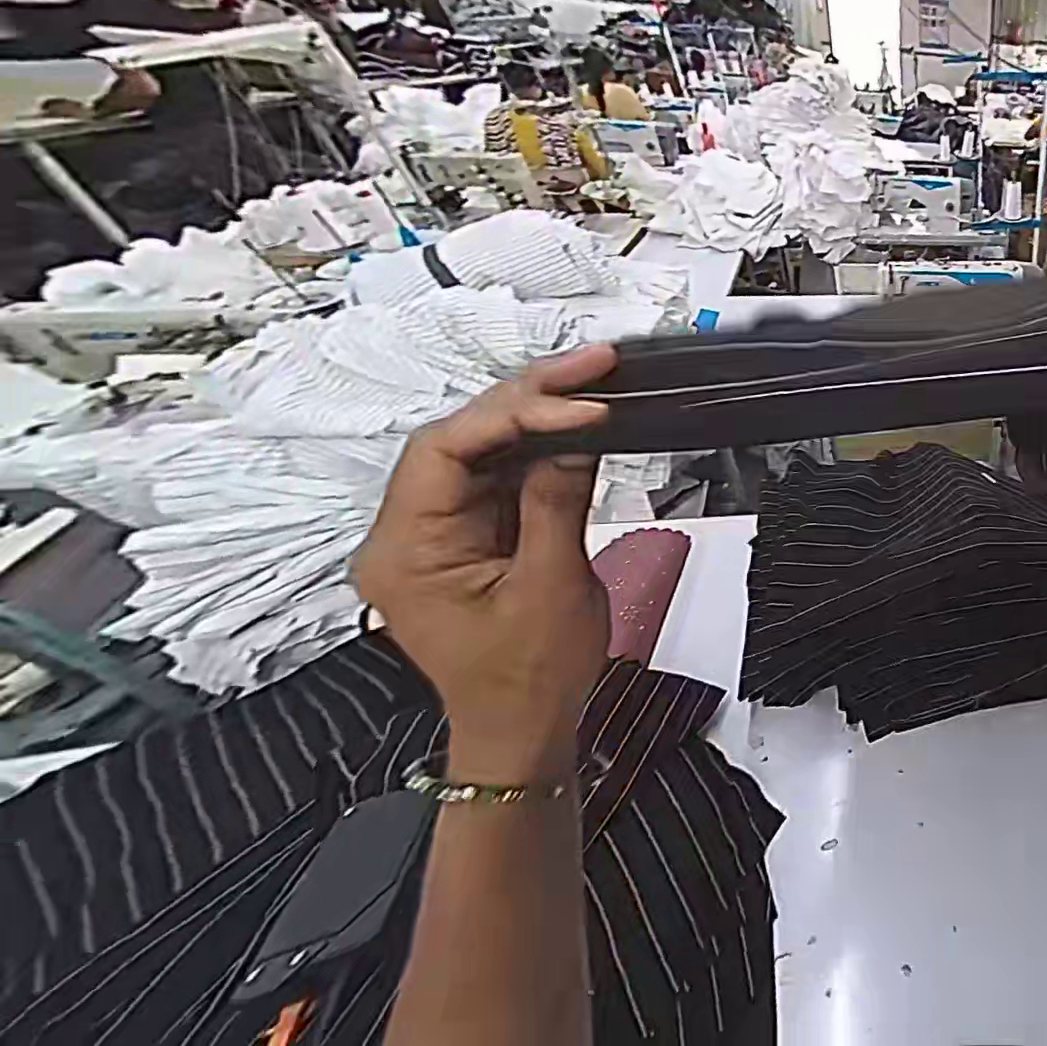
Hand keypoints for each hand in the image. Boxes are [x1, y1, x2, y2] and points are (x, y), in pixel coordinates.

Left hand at [354, 345, 616, 782]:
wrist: (525, 725)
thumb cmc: (530, 675)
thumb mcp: (553, 588)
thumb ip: (557, 506)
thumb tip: (577, 440)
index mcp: (407, 548)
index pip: (446, 450)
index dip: (515, 416)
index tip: (585, 407)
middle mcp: (414, 529)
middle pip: (465, 439)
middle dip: (530, 399)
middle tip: (592, 366)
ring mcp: (446, 530)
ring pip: (489, 452)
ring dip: (542, 417)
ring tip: (594, 384)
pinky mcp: (479, 535)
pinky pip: (509, 478)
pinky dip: (548, 451)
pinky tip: (582, 428)